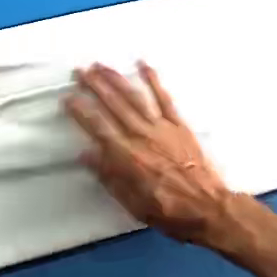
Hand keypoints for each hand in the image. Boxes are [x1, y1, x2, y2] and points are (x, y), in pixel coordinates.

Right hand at [64, 62, 235, 244]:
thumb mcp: (132, 204)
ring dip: (116, 79)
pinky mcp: (177, 123)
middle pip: (113, 105)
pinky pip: (163, 97)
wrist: (208, 207)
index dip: (81, 111)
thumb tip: (86, 154)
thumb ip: (109, 177)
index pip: (97, 127)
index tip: (68, 97)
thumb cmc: (168, 211)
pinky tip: (142, 64)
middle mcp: (141, 135)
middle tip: (80, 70)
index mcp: (127, 156)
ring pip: (133, 96)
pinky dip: (152, 79)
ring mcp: (160, 126)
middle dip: (95, 85)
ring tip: (101, 65)